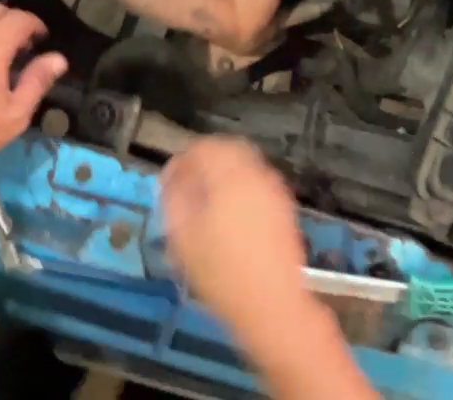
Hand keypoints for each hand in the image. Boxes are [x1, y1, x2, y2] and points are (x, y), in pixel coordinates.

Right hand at [160, 138, 311, 327]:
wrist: (272, 304)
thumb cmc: (222, 273)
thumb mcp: (183, 239)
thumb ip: (174, 200)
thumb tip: (172, 180)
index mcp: (229, 176)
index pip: (202, 148)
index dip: (181, 160)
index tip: (168, 180)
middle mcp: (254, 174)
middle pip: (226, 149)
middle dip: (204, 161)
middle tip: (186, 184)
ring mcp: (273, 189)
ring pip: (244, 164)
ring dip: (223, 172)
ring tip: (206, 200)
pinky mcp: (284, 207)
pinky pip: (258, 182)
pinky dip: (241, 186)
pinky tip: (230, 213)